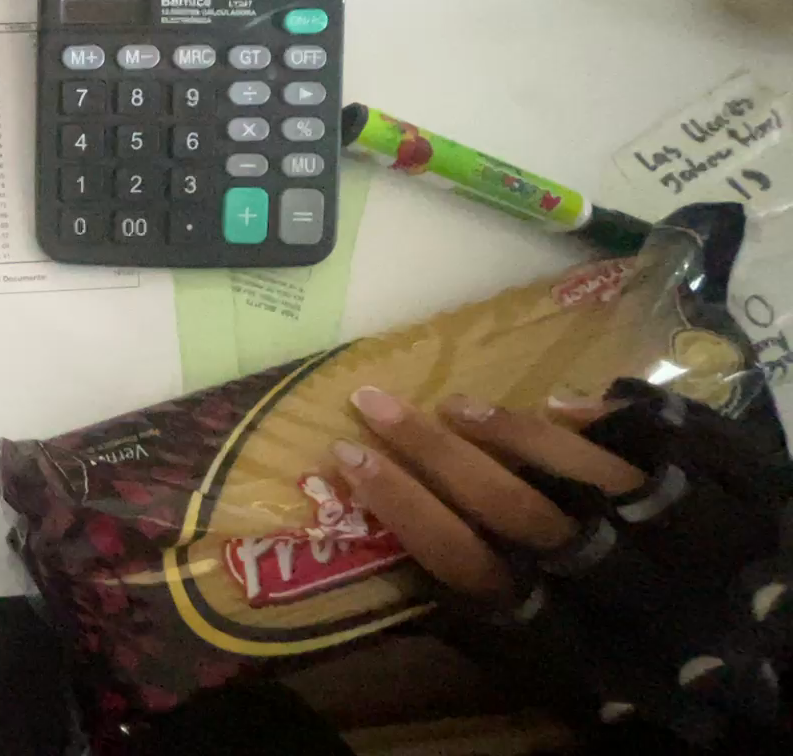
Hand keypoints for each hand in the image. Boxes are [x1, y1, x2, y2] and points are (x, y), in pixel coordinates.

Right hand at [333, 382, 792, 747]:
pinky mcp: (724, 511)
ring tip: (454, 405)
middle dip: (426, 447)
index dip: (393, 500)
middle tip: (371, 401)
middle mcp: (600, 576)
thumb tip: (406, 551)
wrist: (779, 690)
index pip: (451, 551)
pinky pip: (662, 453)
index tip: (342, 455)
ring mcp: (663, 538)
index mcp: (551, 623)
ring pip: (574, 471)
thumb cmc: (635, 685)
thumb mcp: (547, 675)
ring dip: (503, 430)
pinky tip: (561, 405)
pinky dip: (604, 426)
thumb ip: (484, 619)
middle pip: (501, 500)